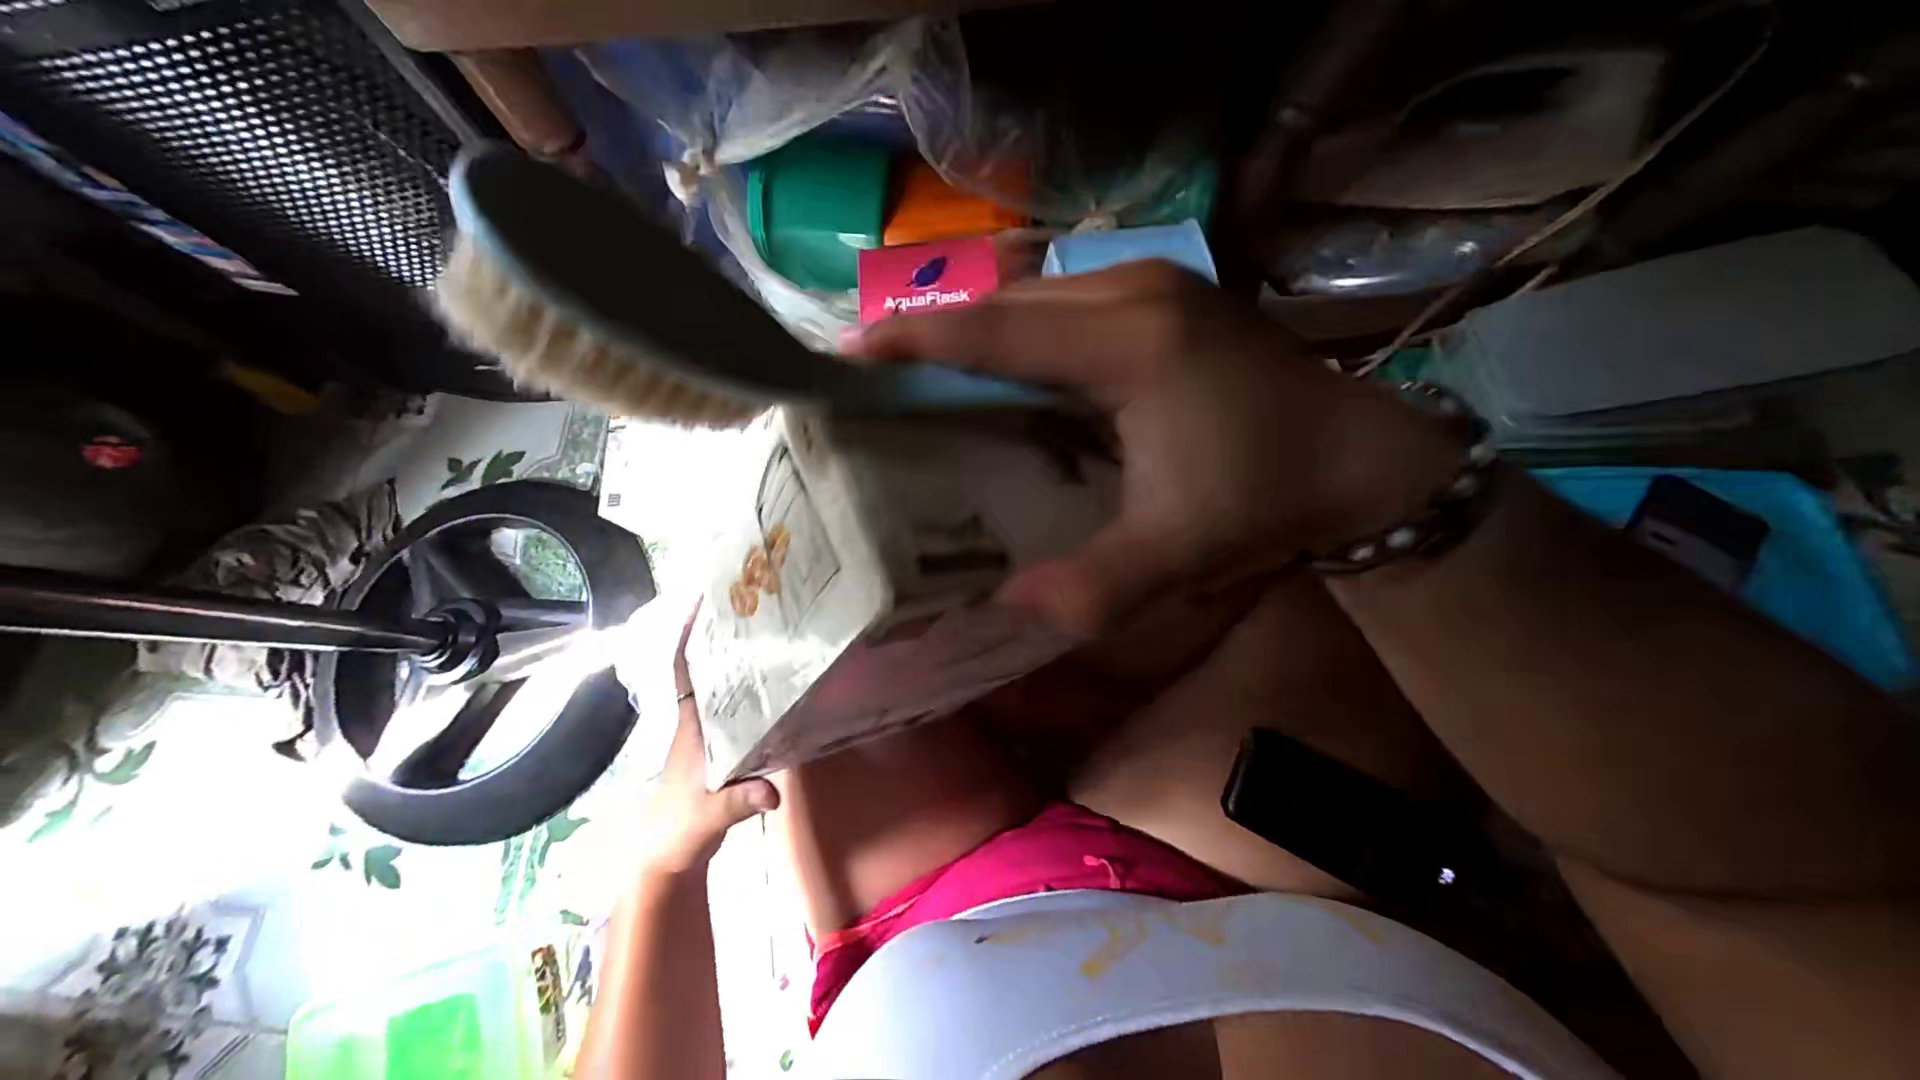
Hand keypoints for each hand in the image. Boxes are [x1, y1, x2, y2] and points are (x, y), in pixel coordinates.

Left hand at [640, 605, 779, 873]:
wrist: (666, 858)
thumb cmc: (678, 830)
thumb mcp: (709, 816)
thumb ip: (738, 802)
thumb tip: (772, 792)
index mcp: (691, 727)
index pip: (684, 671)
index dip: (687, 635)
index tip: (702, 601)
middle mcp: (700, 723)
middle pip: (710, 670)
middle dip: (726, 638)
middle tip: (759, 609)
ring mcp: (711, 737)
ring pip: (725, 690)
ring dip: (742, 664)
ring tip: (776, 636)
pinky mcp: (723, 752)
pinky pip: (739, 713)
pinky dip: (754, 697)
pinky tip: (780, 691)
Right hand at [845, 262, 1462, 635]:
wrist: (1361, 457)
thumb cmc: (1267, 497)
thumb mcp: (1180, 552)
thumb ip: (1096, 586)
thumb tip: (1007, 612)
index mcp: (1131, 343)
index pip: (999, 332)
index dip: (916, 340)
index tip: (847, 356)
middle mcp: (1133, 291)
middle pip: (1004, 303)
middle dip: (932, 335)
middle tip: (874, 379)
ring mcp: (1150, 282)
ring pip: (1031, 296)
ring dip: (974, 333)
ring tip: (920, 376)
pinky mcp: (1160, 294)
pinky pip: (1061, 304)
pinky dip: (1015, 335)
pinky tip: (999, 373)